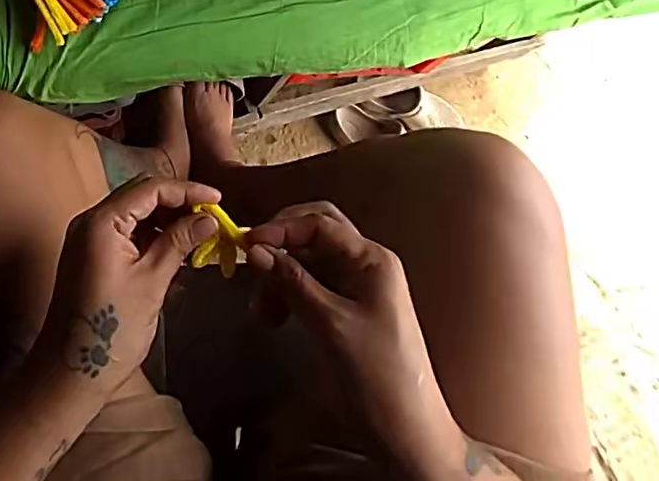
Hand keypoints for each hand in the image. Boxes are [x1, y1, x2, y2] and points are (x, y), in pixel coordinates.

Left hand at [30, 176, 221, 395]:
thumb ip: (179, 242)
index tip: (217, 200)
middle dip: (178, 201)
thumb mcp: (151, 282)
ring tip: (198, 232)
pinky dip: (152, 233)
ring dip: (167, 217)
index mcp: (102, 222)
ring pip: (136, 210)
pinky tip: (176, 247)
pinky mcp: (92, 253)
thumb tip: (209, 219)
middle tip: (210, 214)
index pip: (151, 189)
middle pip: (142, 193)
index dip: (188, 191)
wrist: (67, 378)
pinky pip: (127, 229)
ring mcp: (89, 236)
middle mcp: (91, 220)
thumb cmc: (111, 331)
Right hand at [246, 204, 465, 474]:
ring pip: (309, 261)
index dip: (283, 228)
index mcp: (372, 258)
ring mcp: (356, 285)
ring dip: (281, 275)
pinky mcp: (345, 307)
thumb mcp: (332, 326)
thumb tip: (256, 251)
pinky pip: (310, 285)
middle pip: (315, 233)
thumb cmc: (380, 376)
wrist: (410, 436)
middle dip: (282, 245)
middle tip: (253, 264)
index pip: (321, 224)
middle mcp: (364, 263)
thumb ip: (294, 283)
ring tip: (261, 309)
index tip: (248, 243)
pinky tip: (274, 316)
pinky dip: (288, 294)